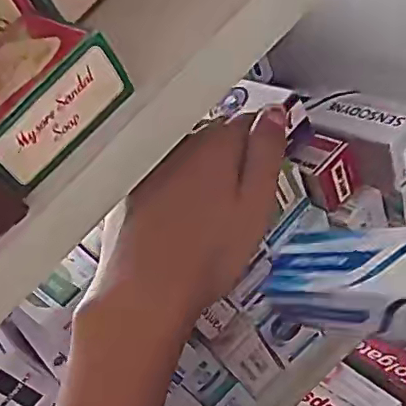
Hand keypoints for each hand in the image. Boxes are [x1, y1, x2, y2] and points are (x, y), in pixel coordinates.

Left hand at [79, 107, 288, 351]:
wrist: (147, 292)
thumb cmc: (207, 257)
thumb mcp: (255, 206)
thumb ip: (266, 154)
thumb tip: (275, 113)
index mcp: (215, 144)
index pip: (249, 120)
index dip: (264, 141)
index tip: (269, 164)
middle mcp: (179, 146)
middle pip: (214, 137)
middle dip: (230, 160)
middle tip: (240, 204)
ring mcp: (151, 168)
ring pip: (187, 159)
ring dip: (201, 175)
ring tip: (209, 220)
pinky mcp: (131, 191)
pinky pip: (162, 180)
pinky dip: (174, 193)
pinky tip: (180, 225)